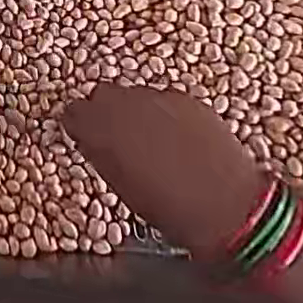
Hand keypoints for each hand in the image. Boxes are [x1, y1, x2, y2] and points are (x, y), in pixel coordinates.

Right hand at [62, 85, 266, 259]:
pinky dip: (164, 113)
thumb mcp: (119, 185)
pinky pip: (163, 99)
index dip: (80, 125)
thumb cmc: (168, 208)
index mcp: (99, 128)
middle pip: (101, 94)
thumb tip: (92, 140)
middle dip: (105, 111)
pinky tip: (176, 137)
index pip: (73, 112)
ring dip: (135, 110)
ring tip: (151, 139)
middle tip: (118, 136)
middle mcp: (122, 104)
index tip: (86, 136)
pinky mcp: (185, 98)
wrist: (229, 208)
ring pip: (133, 94)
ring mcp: (156, 97)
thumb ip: (99, 152)